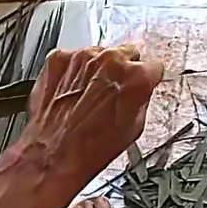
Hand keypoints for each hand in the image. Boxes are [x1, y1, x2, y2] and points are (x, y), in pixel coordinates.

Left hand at [0, 46, 162, 207]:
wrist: (54, 153)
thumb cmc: (91, 147)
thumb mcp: (134, 128)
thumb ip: (140, 99)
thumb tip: (138, 93)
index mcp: (136, 76)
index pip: (152, 66)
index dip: (146, 79)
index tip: (141, 83)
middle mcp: (111, 60)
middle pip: (125, 54)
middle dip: (121, 72)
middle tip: (111, 94)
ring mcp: (83, 57)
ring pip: (97, 55)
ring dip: (95, 71)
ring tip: (87, 98)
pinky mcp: (59, 59)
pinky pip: (72, 60)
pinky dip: (72, 72)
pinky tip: (71, 93)